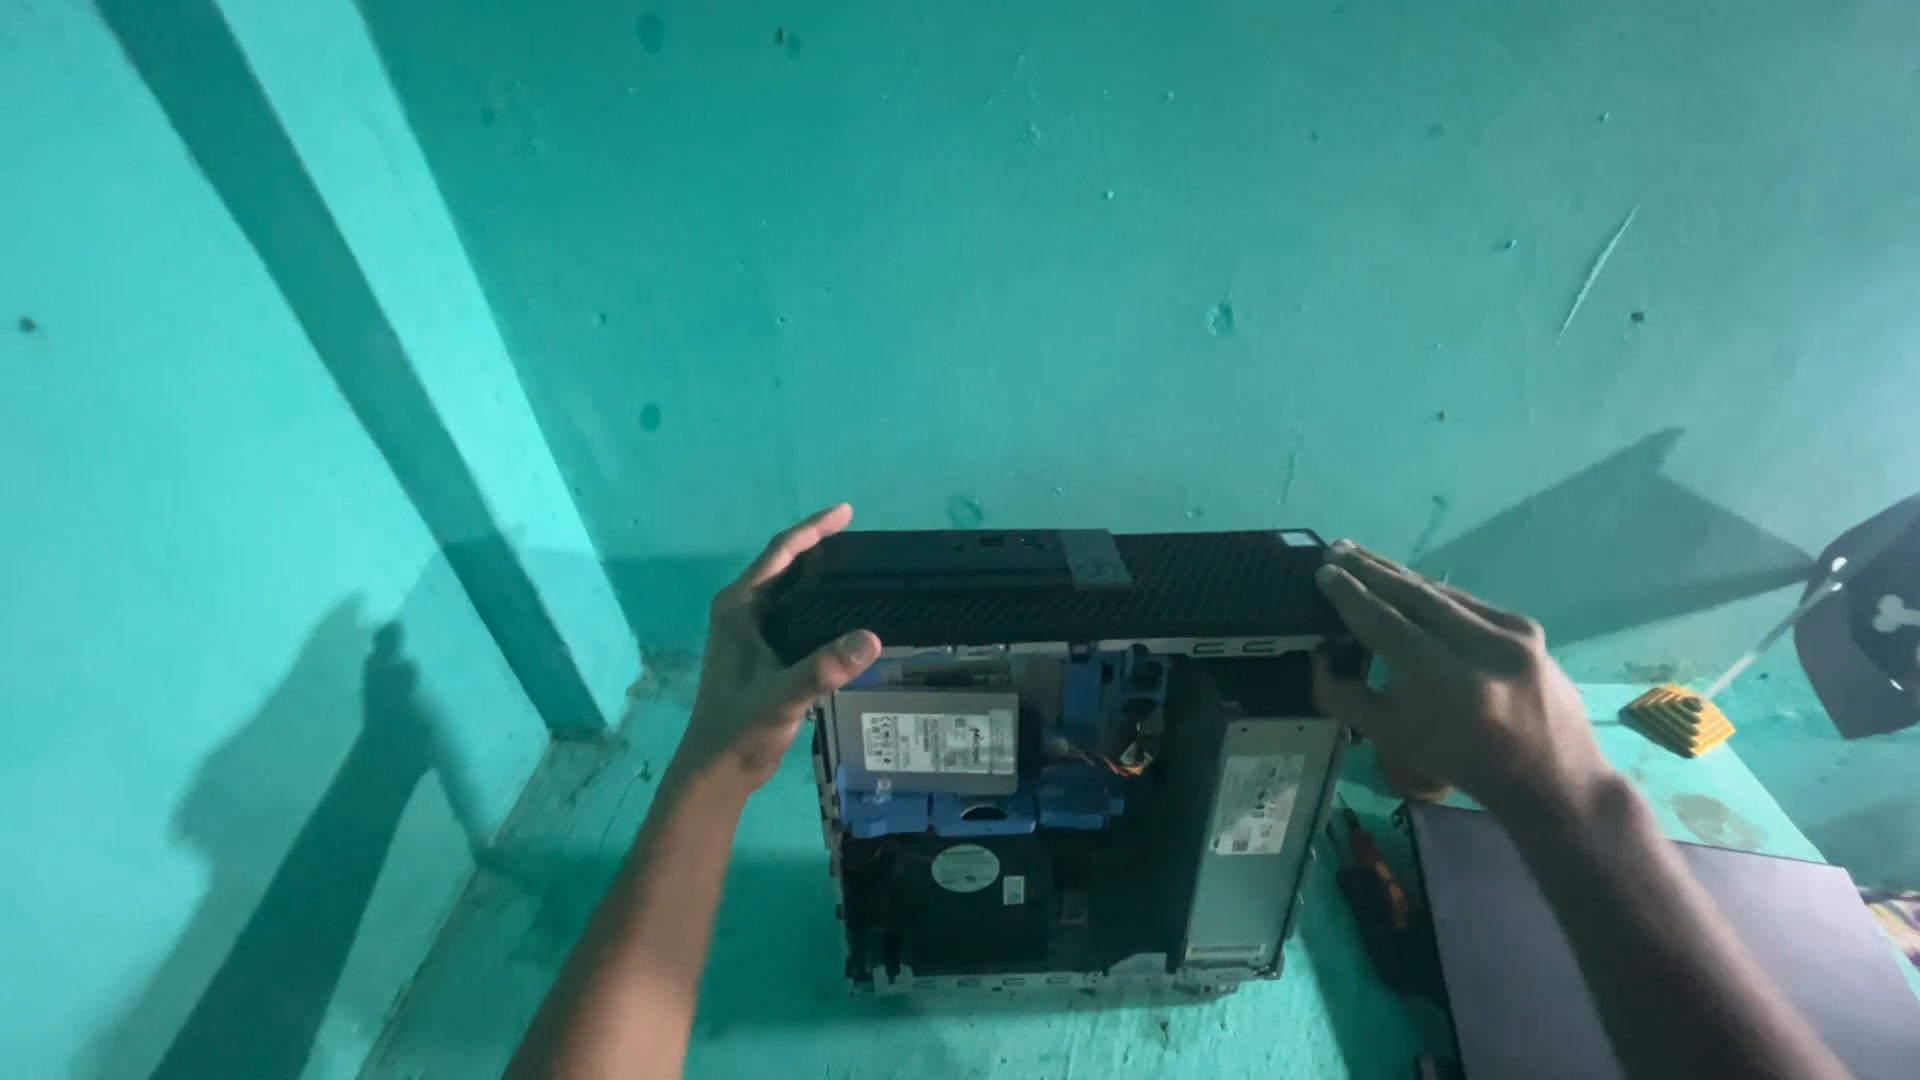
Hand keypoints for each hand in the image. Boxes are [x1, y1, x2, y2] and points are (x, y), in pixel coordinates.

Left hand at [678, 504, 881, 787]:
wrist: (718, 770)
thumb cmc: (739, 728)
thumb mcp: (782, 696)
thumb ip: (823, 668)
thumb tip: (871, 638)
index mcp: (739, 607)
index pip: (780, 553)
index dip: (813, 529)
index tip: (846, 512)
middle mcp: (743, 611)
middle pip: (786, 565)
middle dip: (821, 548)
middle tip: (862, 540)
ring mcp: (752, 632)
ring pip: (792, 591)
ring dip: (822, 577)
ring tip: (861, 568)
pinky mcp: (764, 652)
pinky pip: (797, 615)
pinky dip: (821, 605)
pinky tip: (846, 613)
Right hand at [1310, 541, 1612, 813]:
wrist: (1553, 776)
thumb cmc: (1460, 760)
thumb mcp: (1389, 736)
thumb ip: (1343, 695)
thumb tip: (1320, 651)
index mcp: (1447, 683)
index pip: (1386, 623)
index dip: (1350, 595)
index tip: (1323, 572)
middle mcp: (1484, 649)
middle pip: (1414, 595)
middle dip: (1368, 569)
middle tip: (1335, 549)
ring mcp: (1513, 634)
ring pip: (1438, 591)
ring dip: (1394, 572)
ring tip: (1359, 555)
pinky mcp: (1526, 627)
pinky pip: (1463, 600)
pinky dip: (1425, 588)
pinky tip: (1401, 579)